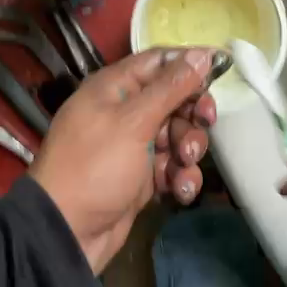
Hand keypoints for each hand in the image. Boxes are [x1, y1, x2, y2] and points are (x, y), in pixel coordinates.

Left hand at [30, 48, 223, 272]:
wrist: (65, 233)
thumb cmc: (95, 165)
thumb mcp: (134, 122)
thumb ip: (171, 87)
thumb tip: (203, 54)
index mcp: (116, 87)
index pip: (160, 62)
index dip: (190, 64)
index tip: (221, 70)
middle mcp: (124, 110)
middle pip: (173, 98)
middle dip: (192, 113)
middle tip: (205, 123)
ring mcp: (132, 145)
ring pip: (176, 134)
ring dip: (188, 148)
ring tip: (184, 164)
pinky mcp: (140, 176)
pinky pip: (170, 165)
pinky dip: (180, 175)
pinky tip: (181, 190)